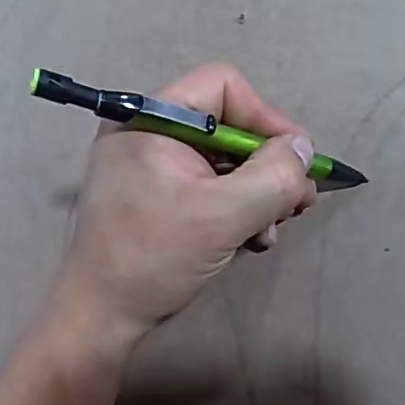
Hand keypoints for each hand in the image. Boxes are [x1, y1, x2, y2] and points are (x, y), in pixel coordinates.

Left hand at [50, 63, 318, 345]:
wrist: (101, 316)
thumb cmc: (152, 259)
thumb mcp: (222, 217)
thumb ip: (273, 177)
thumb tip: (303, 150)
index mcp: (150, 120)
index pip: (222, 87)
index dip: (267, 119)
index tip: (297, 161)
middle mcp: (148, 134)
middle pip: (228, 128)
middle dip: (268, 167)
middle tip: (298, 203)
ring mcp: (151, 169)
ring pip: (223, 164)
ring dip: (257, 197)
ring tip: (269, 234)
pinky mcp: (156, 200)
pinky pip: (207, 190)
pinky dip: (235, 212)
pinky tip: (250, 242)